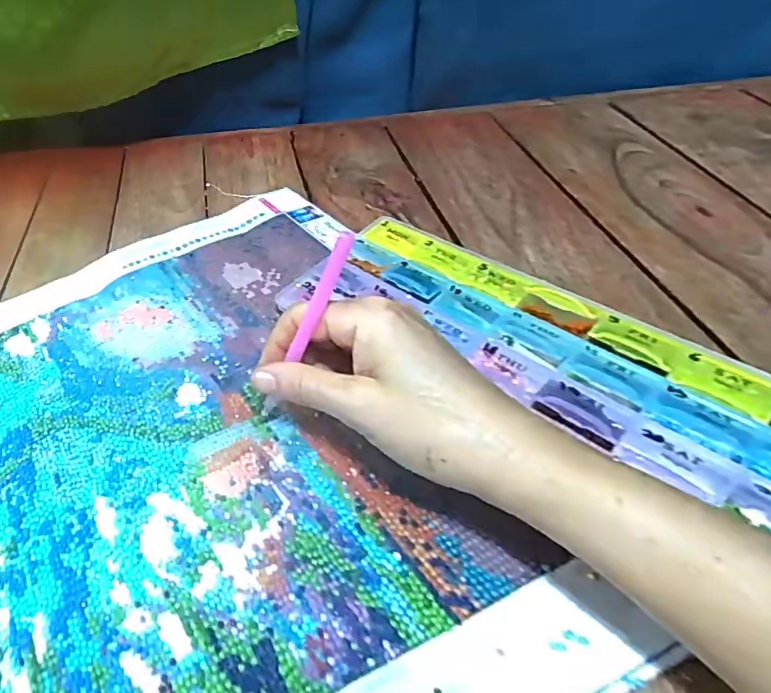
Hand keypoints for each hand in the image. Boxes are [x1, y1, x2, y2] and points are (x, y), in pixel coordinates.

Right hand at [253, 296, 554, 495]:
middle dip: (300, 361)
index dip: (278, 348)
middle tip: (291, 402)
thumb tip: (257, 375)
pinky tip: (351, 405)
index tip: (266, 386)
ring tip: (320, 408)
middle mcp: (384, 312)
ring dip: (323, 371)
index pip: (303, 316)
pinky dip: (348, 376)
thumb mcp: (356, 406)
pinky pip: (366, 355)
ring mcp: (403, 332)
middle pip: (322, 327)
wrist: (513, 457)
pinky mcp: (416, 354)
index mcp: (368, 314)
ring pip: (343, 344)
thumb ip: (302, 385)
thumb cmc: (427, 425)